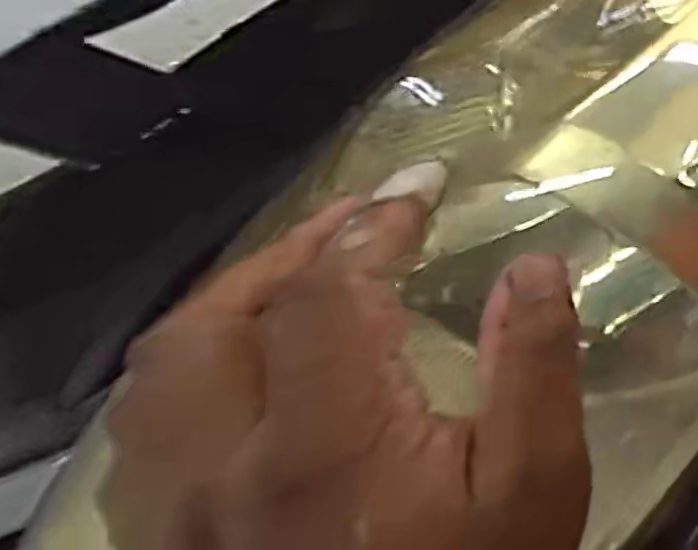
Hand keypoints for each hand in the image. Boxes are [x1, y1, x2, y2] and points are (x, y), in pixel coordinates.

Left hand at [104, 163, 590, 549]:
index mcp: (326, 443)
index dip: (374, 223)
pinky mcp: (173, 548)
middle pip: (207, 328)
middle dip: (290, 247)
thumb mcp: (539, 474)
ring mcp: (179, 519)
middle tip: (366, 211)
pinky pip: (157, 428)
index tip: (425, 184)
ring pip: (161, 377)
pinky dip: (213, 355)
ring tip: (318, 259)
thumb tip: (536, 264)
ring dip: (240, 295)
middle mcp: (223, 474)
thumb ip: (538, 364)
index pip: (324, 295)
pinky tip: (273, 352)